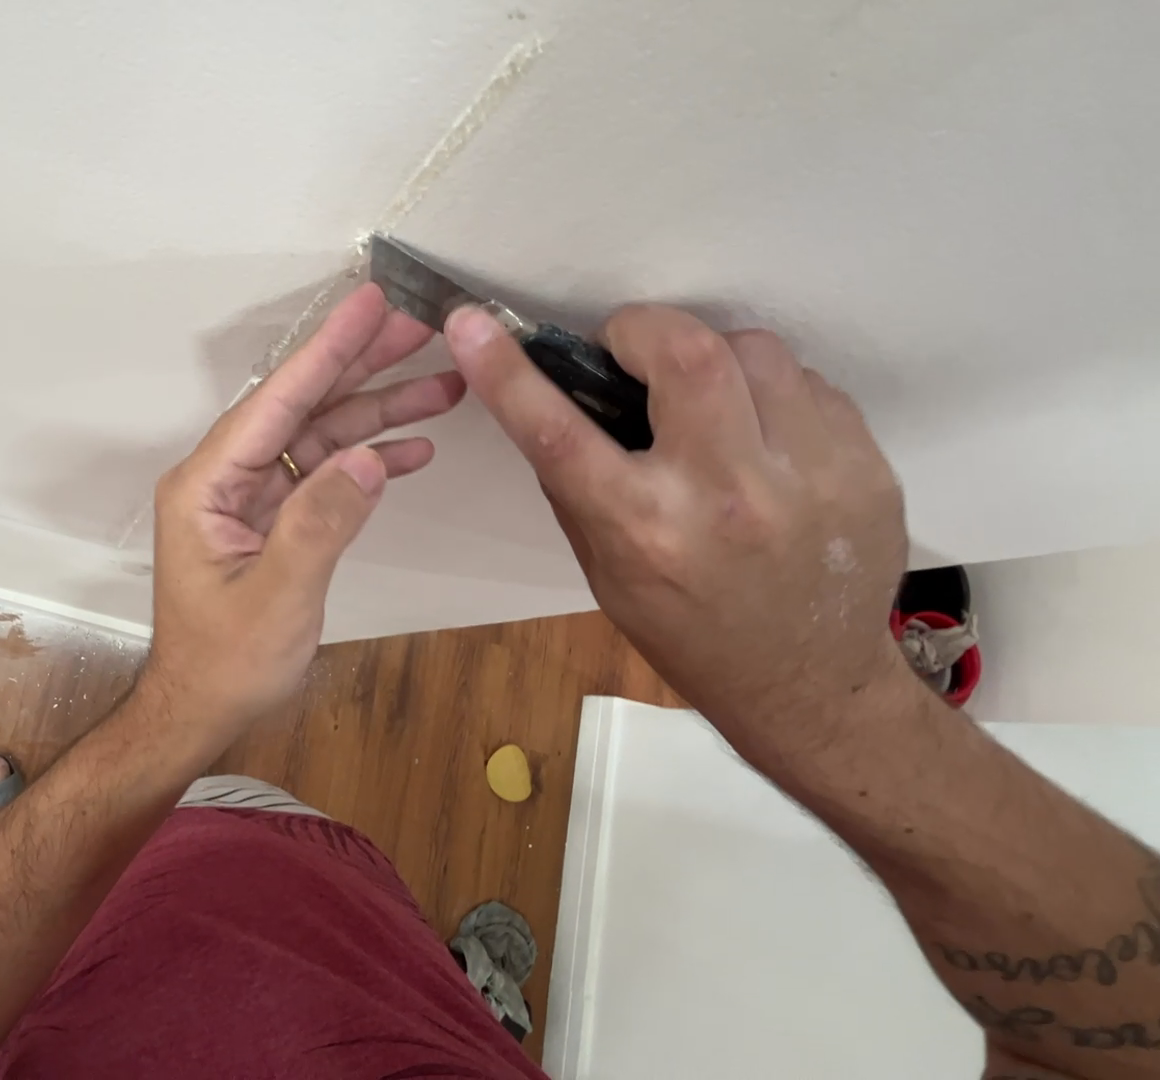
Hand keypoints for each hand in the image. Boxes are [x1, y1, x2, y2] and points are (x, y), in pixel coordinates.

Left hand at [141, 283, 465, 743]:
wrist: (204, 707)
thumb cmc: (227, 662)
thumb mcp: (277, 597)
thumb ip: (320, 524)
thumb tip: (369, 458)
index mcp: (206, 486)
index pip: (274, 403)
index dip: (326, 351)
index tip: (370, 303)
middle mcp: (224, 479)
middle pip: (300, 409)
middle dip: (360, 368)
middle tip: (421, 329)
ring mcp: (250, 498)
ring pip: (319, 439)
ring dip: (376, 414)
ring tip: (442, 387)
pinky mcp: (272, 520)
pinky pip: (322, 478)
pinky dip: (366, 464)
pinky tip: (411, 450)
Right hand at [444, 302, 913, 744]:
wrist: (804, 681)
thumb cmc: (679, 628)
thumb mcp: (602, 568)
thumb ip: (577, 483)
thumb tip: (555, 401)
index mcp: (641, 529)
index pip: (558, 433)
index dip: (505, 372)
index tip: (471, 325)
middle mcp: (724, 496)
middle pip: (687, 354)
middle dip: (642, 328)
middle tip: (626, 347)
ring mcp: (808, 477)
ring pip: (755, 351)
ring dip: (710, 357)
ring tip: (702, 399)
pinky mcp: (865, 466)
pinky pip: (805, 383)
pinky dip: (765, 389)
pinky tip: (758, 434)